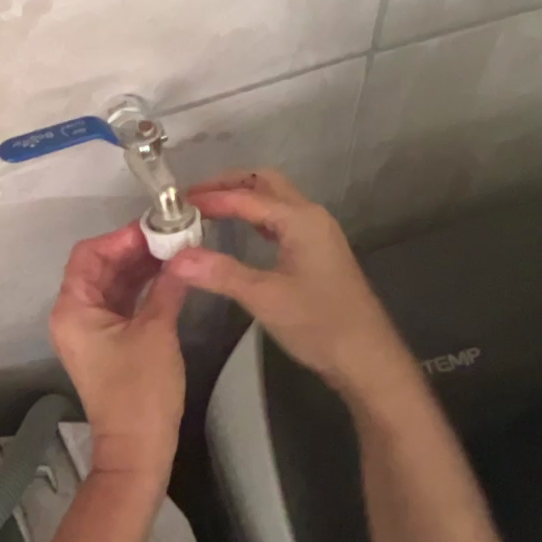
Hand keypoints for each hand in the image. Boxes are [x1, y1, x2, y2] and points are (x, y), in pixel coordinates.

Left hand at [49, 222, 189, 480]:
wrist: (137, 448)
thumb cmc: (140, 390)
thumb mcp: (156, 332)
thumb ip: (167, 286)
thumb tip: (184, 253)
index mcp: (73, 308)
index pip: (89, 255)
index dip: (121, 237)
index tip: (155, 228)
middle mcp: (74, 314)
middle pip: (100, 266)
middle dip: (134, 250)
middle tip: (172, 235)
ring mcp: (90, 329)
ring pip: (113, 283)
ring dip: (140, 267)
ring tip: (176, 249)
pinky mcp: (107, 341)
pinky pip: (121, 302)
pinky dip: (141, 287)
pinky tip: (169, 275)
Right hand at [169, 169, 403, 388]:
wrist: (367, 358)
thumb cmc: (319, 324)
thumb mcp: (264, 298)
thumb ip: (220, 273)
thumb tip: (174, 259)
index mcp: (300, 219)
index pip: (246, 197)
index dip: (209, 199)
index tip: (174, 206)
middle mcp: (310, 216)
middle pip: (264, 183)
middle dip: (226, 184)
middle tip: (190, 199)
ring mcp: (316, 233)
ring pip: (274, 199)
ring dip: (241, 197)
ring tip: (206, 211)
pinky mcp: (317, 250)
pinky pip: (280, 218)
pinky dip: (254, 216)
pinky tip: (237, 231)